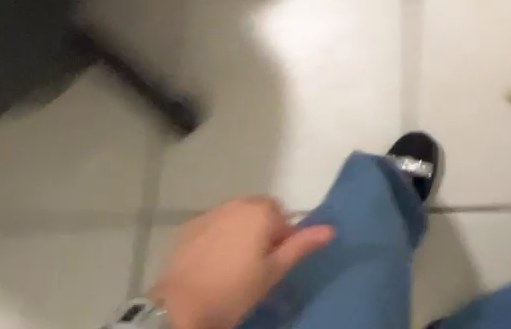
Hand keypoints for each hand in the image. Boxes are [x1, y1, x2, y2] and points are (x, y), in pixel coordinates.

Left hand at [150, 196, 334, 328]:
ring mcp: (212, 212)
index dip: (282, 243)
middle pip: (260, 214)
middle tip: (255, 268)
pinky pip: (215, 226)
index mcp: (262, 211)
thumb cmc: (234, 291)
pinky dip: (218, 238)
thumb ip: (301, 246)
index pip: (284, 220)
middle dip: (262, 234)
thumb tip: (331, 228)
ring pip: (237, 218)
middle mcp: (238, 202)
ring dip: (240, 234)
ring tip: (232, 268)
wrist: (180, 307)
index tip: (272, 268)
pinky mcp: (190, 226)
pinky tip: (212, 265)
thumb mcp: (273, 273)